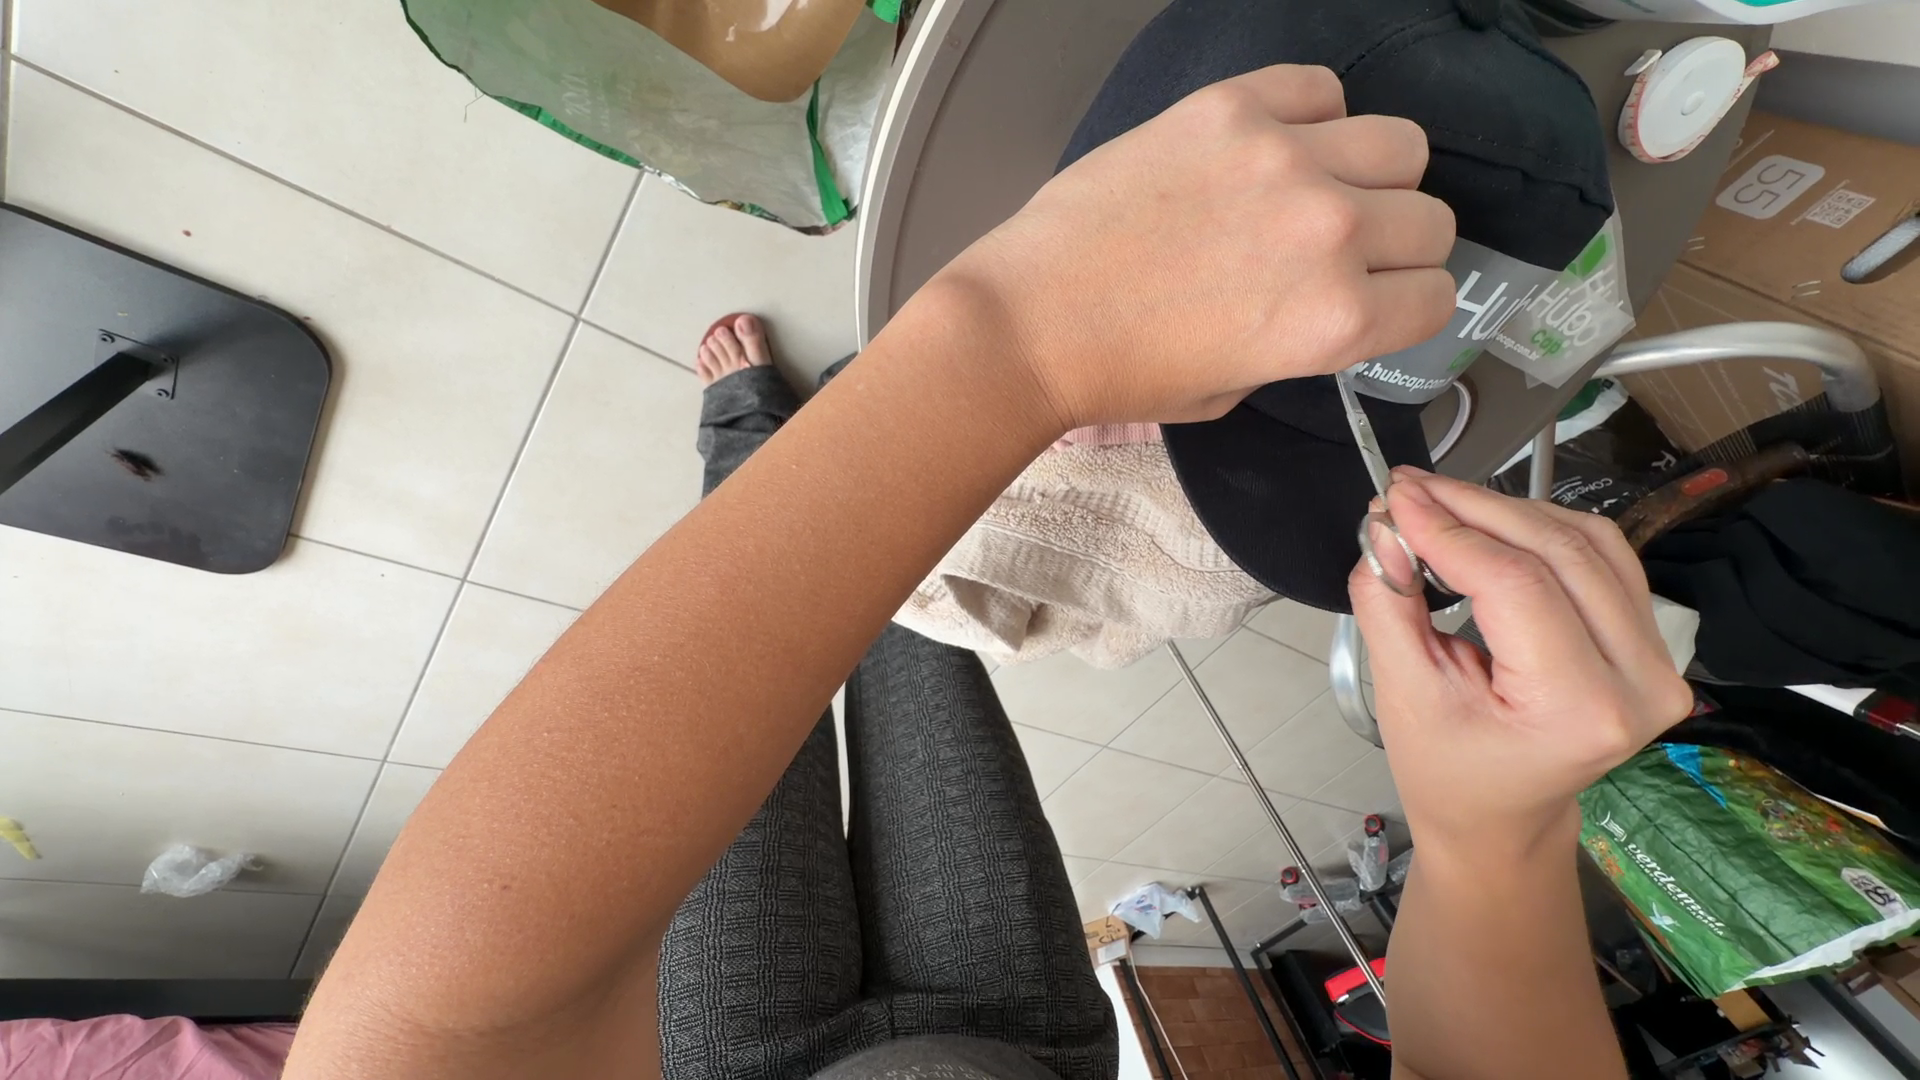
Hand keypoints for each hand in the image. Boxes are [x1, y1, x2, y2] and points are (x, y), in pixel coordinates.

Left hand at [928, 65, 1455, 430]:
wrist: (1030, 324)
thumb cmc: (1118, 377)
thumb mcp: (1226, 392)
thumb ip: (1294, 346)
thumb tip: (1320, 306)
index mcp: (1333, 320)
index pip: (1436, 299)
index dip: (1403, 309)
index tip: (1369, 305)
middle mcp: (1330, 231)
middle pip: (1431, 219)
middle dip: (1393, 247)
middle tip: (1328, 257)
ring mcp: (1282, 158)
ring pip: (1398, 143)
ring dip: (1368, 176)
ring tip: (1302, 198)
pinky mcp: (1229, 108)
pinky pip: (1319, 88)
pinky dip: (1310, 118)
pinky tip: (1265, 152)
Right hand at [1349, 469, 1692, 859]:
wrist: (1498, 816)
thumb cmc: (1443, 771)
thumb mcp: (1402, 693)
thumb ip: (1388, 606)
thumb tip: (1383, 532)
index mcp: (1579, 707)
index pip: (1516, 585)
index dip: (1448, 531)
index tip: (1392, 498)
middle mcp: (1643, 679)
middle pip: (1561, 552)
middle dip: (1474, 507)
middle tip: (1407, 487)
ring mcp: (1660, 660)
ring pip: (1589, 543)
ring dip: (1507, 509)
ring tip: (1437, 500)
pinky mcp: (1649, 643)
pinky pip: (1601, 558)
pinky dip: (1536, 527)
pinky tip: (1484, 522)